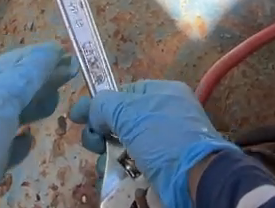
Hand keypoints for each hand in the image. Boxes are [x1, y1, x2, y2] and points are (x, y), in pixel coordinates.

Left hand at [0, 42, 77, 207]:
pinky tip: (30, 140)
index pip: (10, 62)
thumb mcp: (1, 99)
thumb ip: (24, 76)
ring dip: (34, 104)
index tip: (63, 52)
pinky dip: (20, 138)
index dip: (37, 56)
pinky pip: (4, 144)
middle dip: (40, 77)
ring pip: (10, 113)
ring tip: (56, 102)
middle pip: (12, 85)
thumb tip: (48, 54)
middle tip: (68, 74)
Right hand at [67, 80, 241, 207]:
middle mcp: (165, 116)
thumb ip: (104, 105)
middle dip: (102, 133)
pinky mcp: (164, 171)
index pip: (124, 93)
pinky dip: (122, 172)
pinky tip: (114, 177)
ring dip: (109, 155)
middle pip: (122, 121)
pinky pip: (135, 167)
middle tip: (94, 145)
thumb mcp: (129, 113)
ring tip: (104, 166)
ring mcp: (165, 145)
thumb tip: (91, 111)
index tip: (78, 117)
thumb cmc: (163, 138)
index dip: (100, 104)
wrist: (196, 180)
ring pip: (125, 146)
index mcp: (163, 94)